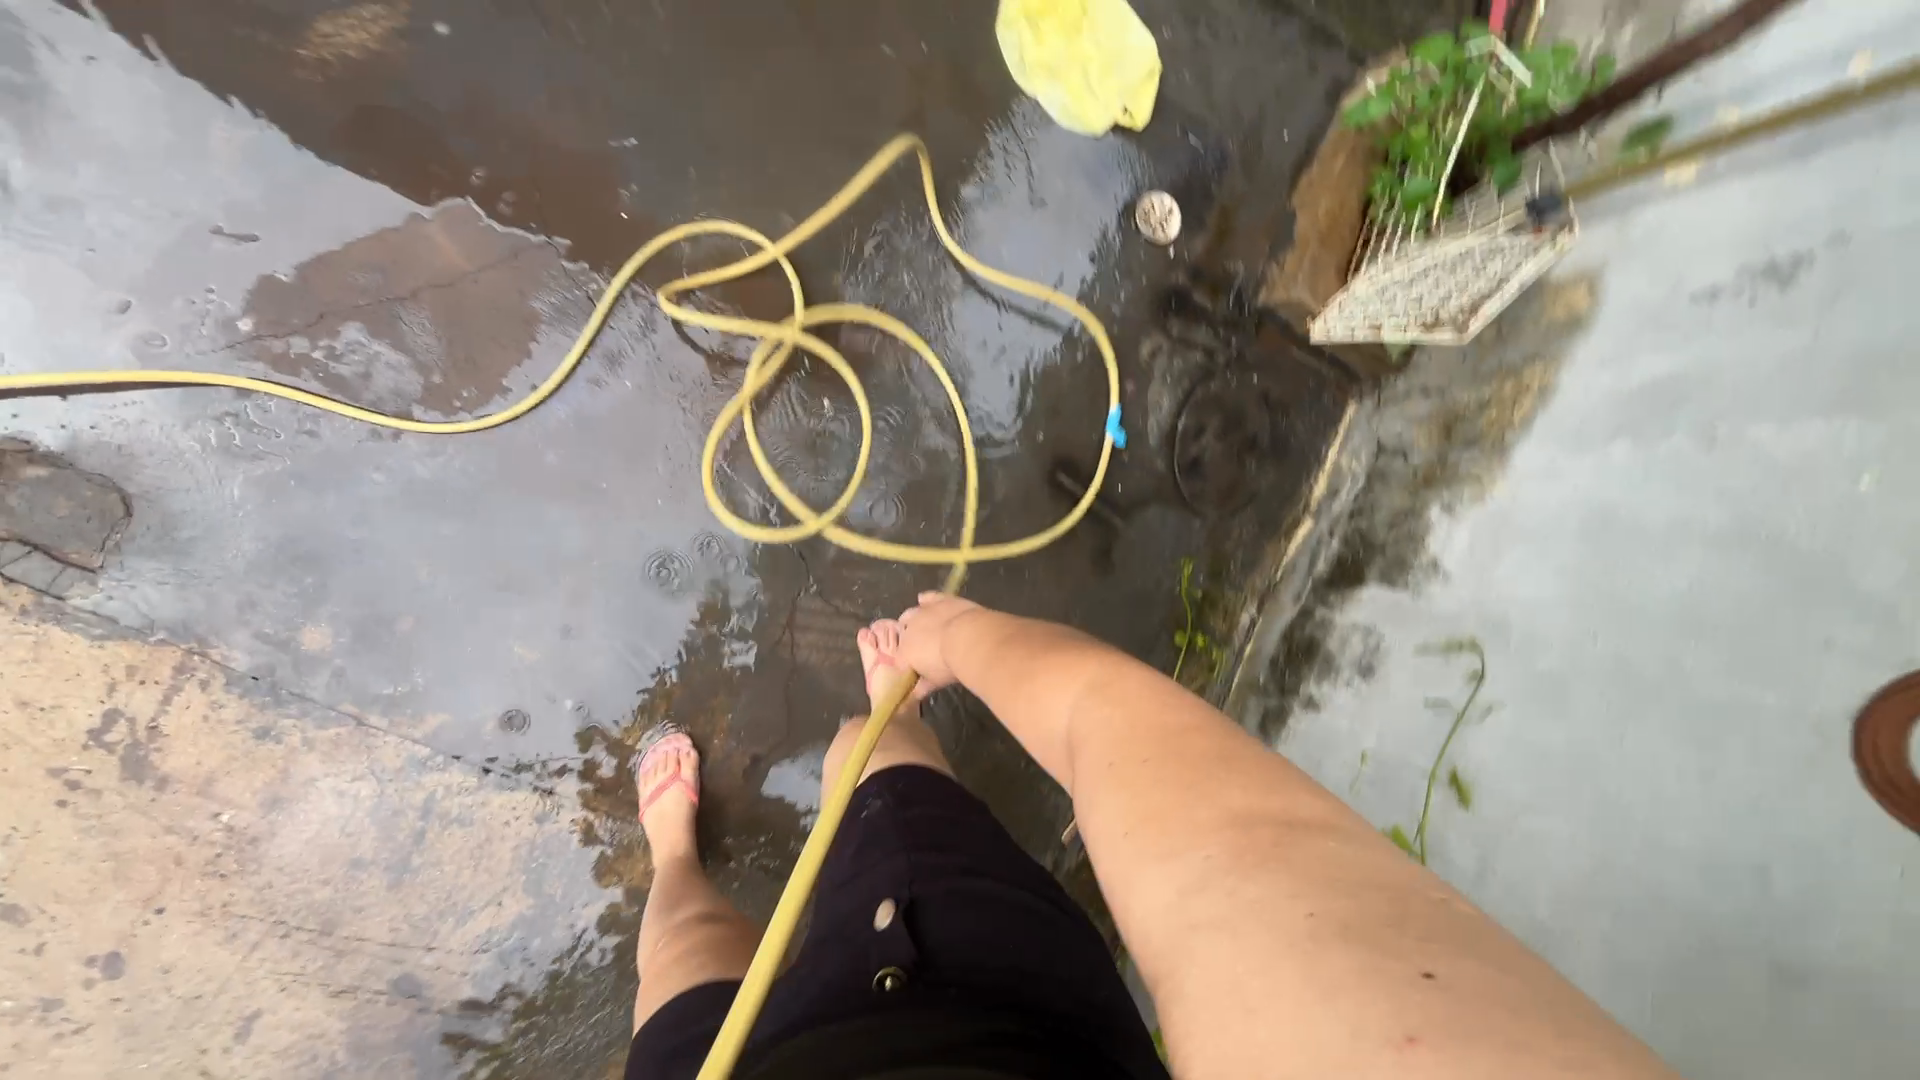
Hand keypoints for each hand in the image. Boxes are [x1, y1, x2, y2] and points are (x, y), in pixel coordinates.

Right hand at [894, 591, 986, 695]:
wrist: (968, 638)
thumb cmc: (949, 665)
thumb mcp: (935, 681)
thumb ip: (922, 687)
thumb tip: (914, 695)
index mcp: (905, 652)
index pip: (901, 659)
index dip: (907, 664)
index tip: (916, 669)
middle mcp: (909, 630)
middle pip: (903, 635)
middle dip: (910, 641)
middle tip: (924, 649)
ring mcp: (923, 613)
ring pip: (910, 615)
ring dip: (913, 621)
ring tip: (924, 627)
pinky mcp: (939, 601)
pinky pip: (927, 598)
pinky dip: (926, 599)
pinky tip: (924, 600)